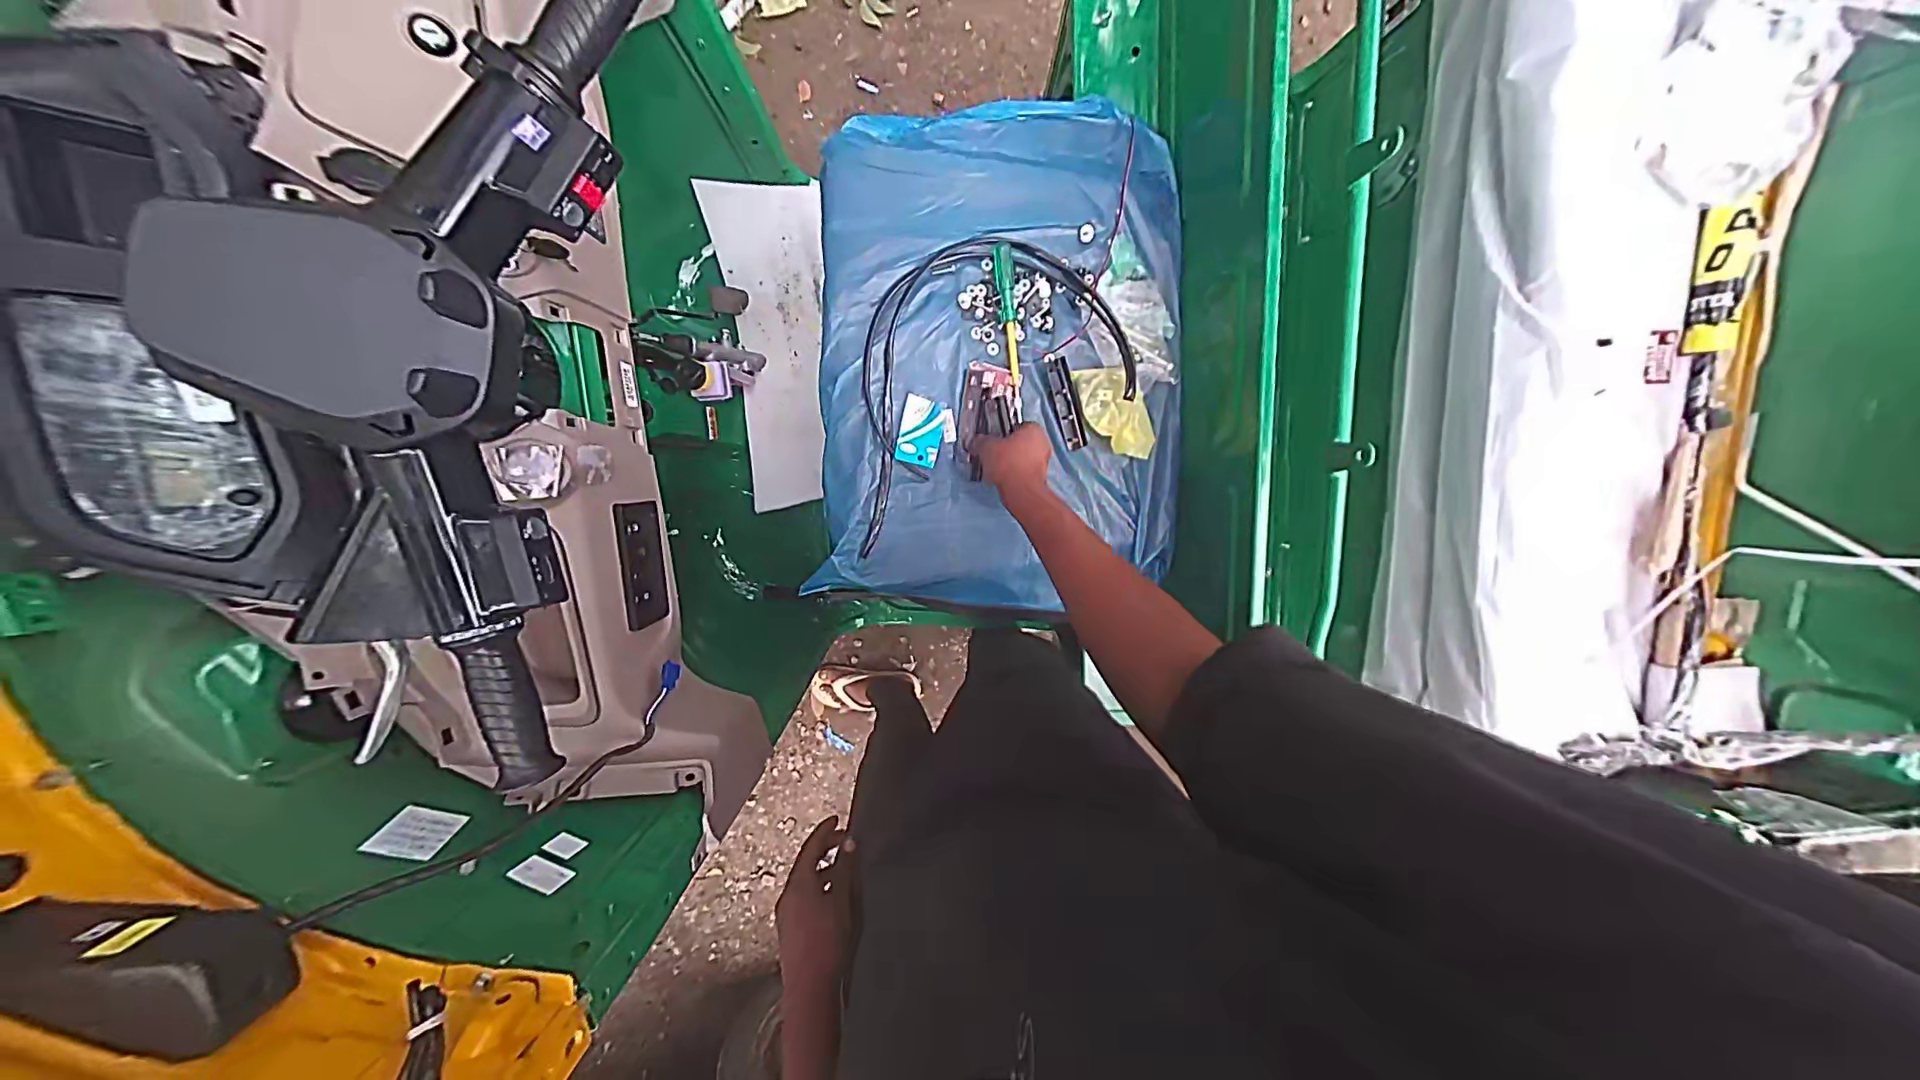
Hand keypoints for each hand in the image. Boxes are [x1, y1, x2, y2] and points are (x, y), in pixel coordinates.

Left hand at [776, 816, 852, 992]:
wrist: (809, 989)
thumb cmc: (827, 944)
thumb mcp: (842, 901)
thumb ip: (845, 870)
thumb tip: (849, 845)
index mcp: (799, 884)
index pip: (811, 847)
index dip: (825, 831)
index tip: (835, 820)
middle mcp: (788, 895)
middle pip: (806, 862)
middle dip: (824, 849)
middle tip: (843, 840)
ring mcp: (787, 913)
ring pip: (805, 880)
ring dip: (823, 868)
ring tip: (843, 867)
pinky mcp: (790, 928)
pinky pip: (804, 896)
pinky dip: (818, 885)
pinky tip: (833, 895)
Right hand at [977, 422, 1051, 505]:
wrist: (1020, 491)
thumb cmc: (1009, 465)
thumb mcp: (987, 447)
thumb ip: (981, 441)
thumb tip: (977, 441)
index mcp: (1034, 429)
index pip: (1017, 425)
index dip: (1003, 432)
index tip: (993, 438)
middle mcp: (1043, 444)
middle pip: (1020, 443)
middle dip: (1006, 448)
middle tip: (992, 453)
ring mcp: (1043, 462)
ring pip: (1021, 458)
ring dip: (1009, 462)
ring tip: (994, 468)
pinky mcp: (1039, 478)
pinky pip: (1023, 472)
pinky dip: (1013, 474)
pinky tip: (1002, 478)